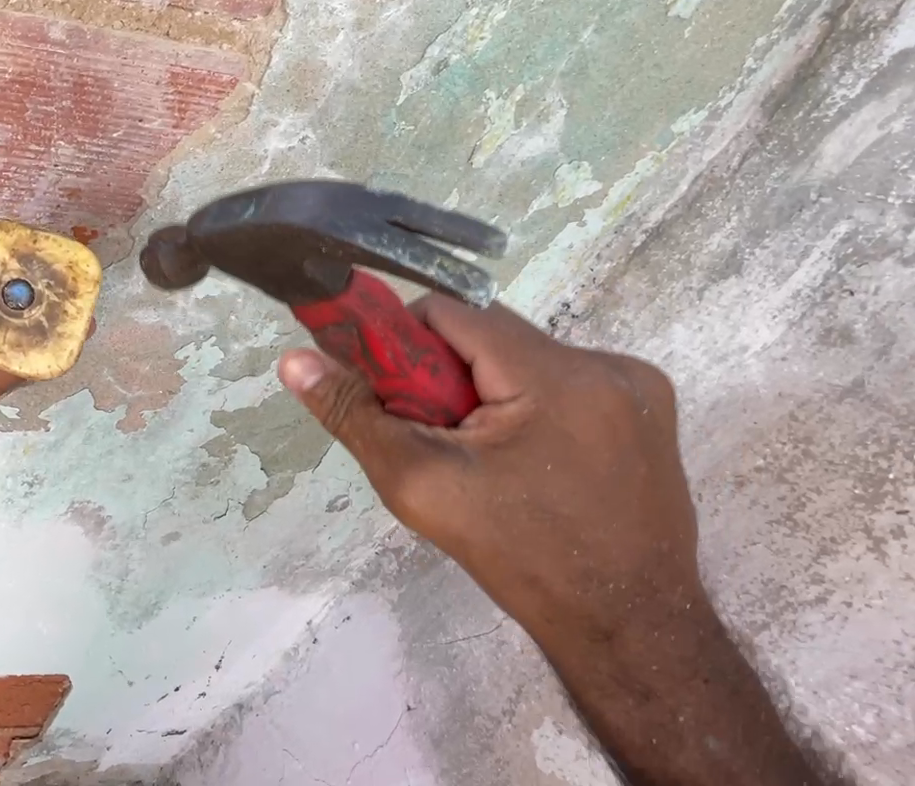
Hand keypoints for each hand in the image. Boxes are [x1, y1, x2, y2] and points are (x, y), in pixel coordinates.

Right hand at [278, 297, 701, 647]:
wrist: (628, 628)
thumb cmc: (516, 553)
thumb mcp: (415, 481)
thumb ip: (352, 411)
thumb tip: (293, 360)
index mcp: (556, 374)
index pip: (448, 312)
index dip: (401, 341)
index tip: (387, 389)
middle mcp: (605, 364)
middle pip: (485, 332)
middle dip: (439, 371)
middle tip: (428, 430)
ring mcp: (636, 386)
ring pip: (518, 354)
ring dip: (479, 387)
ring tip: (474, 451)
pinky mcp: (647, 410)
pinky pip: (556, 378)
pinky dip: (519, 401)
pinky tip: (518, 456)